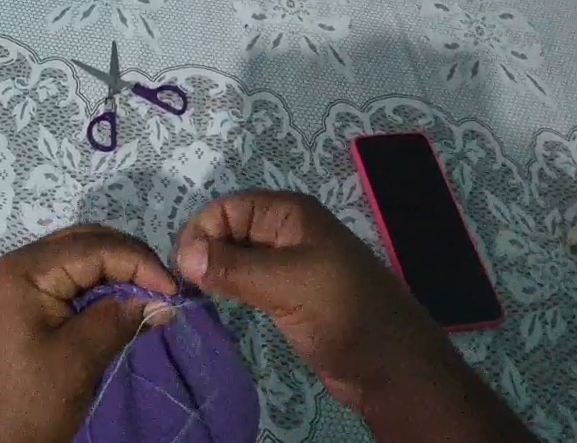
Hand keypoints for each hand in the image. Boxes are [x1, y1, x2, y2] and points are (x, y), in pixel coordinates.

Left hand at [0, 225, 176, 442]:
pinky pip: (70, 282)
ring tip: (150, 297)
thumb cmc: (26, 404)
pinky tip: (123, 306)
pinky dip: (100, 289)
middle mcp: (21, 264)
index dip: (138, 261)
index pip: (94, 247)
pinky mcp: (25, 306)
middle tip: (164, 290)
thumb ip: (119, 318)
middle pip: (86, 243)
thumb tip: (164, 300)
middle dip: (129, 260)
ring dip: (117, 273)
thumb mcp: (78, 360)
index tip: (174, 291)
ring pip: (80, 260)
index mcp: (27, 268)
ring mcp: (20, 284)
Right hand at [173, 190, 436, 408]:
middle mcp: (285, 230)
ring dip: (212, 268)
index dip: (202, 230)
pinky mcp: (286, 291)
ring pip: (235, 254)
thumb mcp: (288, 284)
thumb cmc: (344, 312)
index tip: (183, 267)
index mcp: (289, 213)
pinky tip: (214, 300)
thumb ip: (235, 267)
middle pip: (229, 228)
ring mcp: (286, 262)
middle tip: (184, 284)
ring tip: (192, 293)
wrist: (393, 369)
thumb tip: (184, 253)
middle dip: (203, 248)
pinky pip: (246, 278)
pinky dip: (227, 285)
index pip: (229, 208)